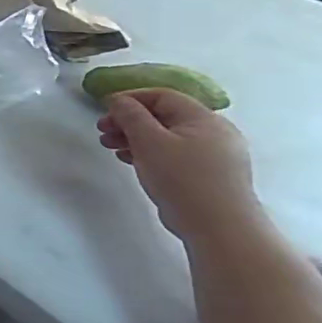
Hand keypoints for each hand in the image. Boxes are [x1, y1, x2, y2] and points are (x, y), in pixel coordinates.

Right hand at [97, 89, 259, 244]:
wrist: (219, 226)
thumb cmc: (182, 178)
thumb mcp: (149, 141)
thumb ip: (131, 116)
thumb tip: (119, 100)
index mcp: (204, 119)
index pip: (163, 96)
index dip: (130, 98)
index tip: (103, 109)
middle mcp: (214, 132)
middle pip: (164, 116)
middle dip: (129, 120)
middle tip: (103, 131)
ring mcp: (213, 154)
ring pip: (166, 136)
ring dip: (135, 137)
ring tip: (111, 147)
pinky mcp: (207, 173)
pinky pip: (173, 153)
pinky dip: (149, 152)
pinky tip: (130, 160)